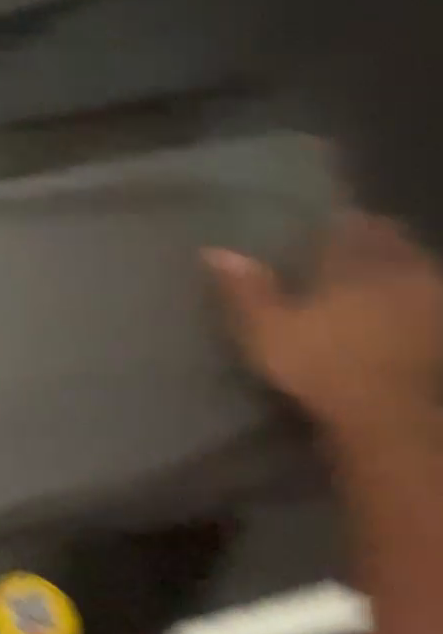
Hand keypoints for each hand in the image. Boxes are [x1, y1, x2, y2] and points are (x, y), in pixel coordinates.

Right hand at [206, 213, 442, 441]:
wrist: (386, 412)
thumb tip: (214, 251)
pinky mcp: (440, 332)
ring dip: (396, 266)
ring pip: (417, 269)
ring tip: (371, 274)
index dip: (339, 222)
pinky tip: (398, 305)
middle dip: (373, 240)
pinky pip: (428, 300)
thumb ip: (246, 288)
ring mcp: (431, 303)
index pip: (355, 227)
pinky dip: (413, 296)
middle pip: (394, 243)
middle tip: (347, 244)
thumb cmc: (318, 362)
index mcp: (359, 266)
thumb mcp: (265, 327)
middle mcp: (403, 274)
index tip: (323, 222)